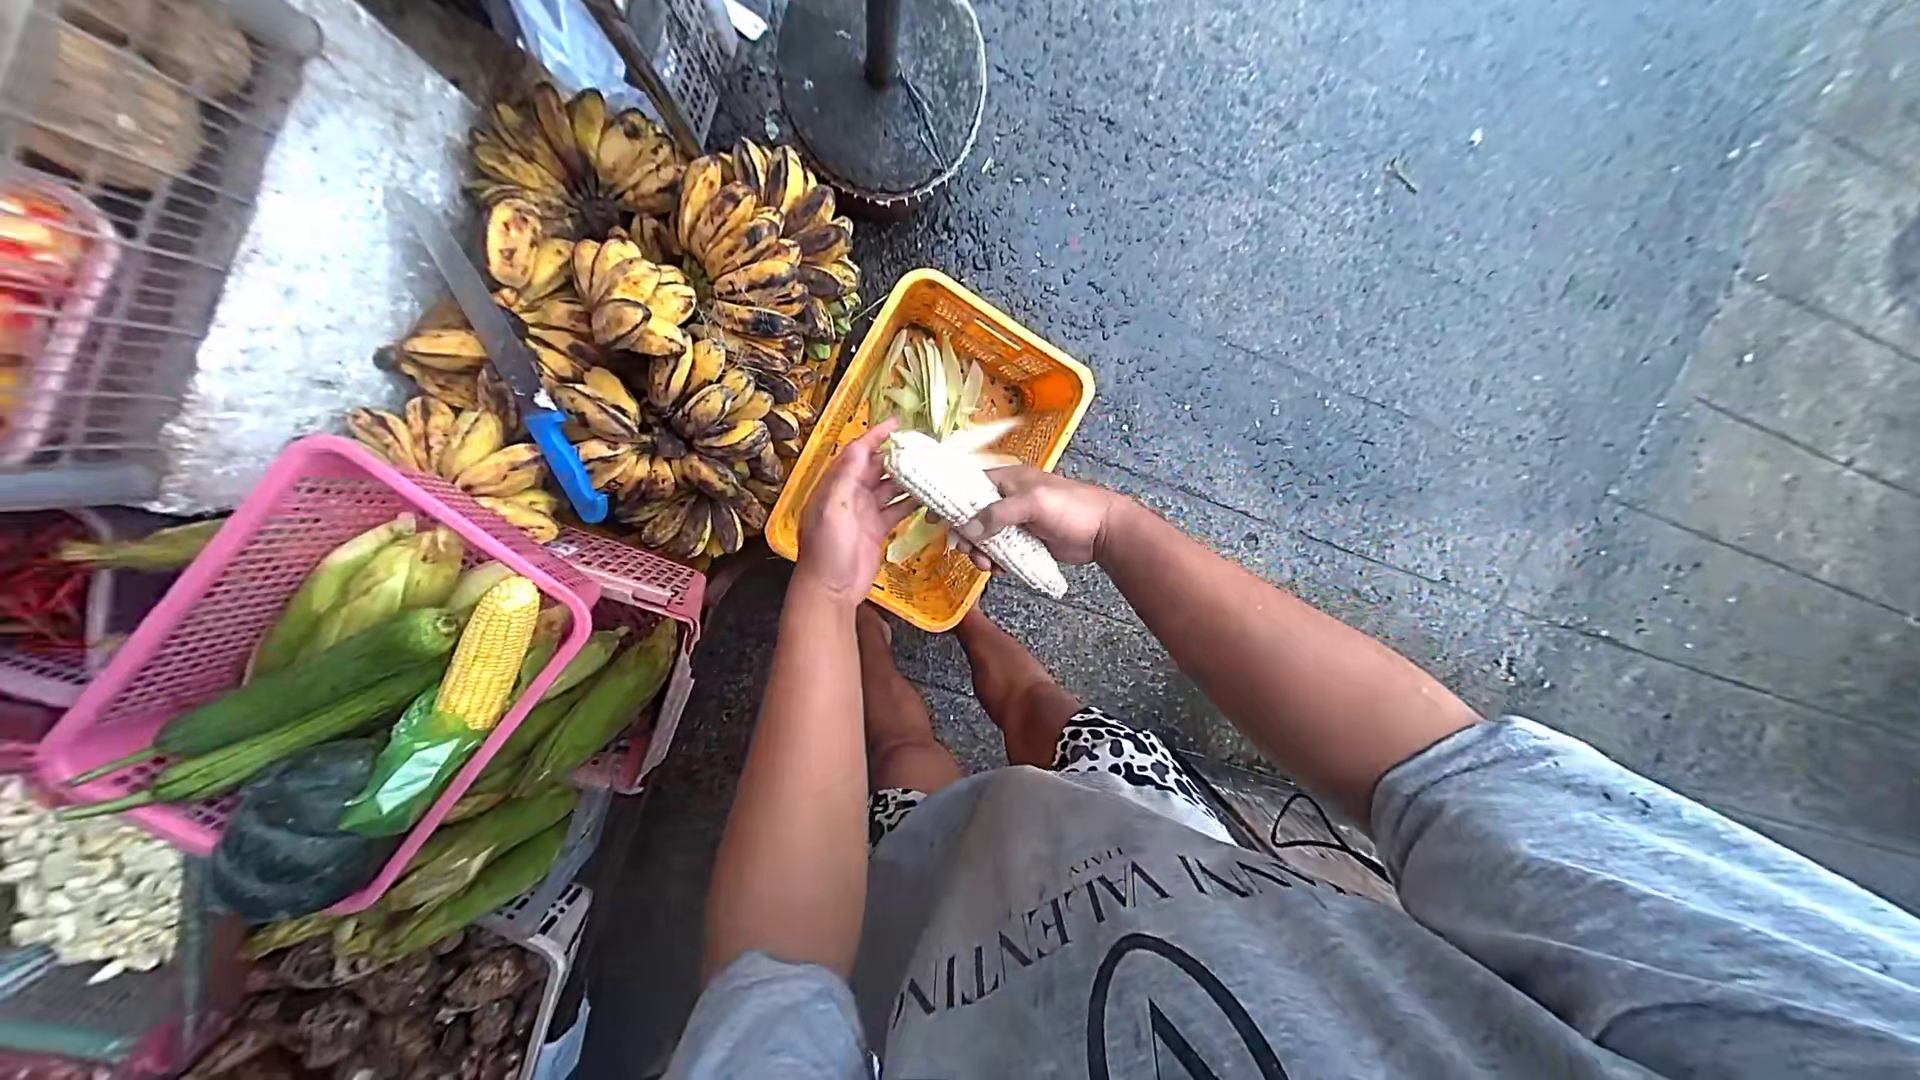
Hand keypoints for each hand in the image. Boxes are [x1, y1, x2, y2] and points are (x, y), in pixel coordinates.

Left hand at [795, 418, 914, 604]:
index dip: (876, 436)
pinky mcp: (877, 529)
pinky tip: (928, 496)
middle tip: (924, 446)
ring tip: (931, 467)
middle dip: (897, 455)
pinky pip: (896, 509)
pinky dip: (910, 502)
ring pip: (889, 487)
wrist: (831, 589)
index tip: (898, 424)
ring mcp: (865, 512)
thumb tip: (860, 445)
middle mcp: (850, 494)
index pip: (857, 452)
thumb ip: (845, 477)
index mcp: (836, 485)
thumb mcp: (832, 509)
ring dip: (907, 478)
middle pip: (876, 467)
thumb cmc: (826, 549)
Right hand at [955, 467, 1127, 566]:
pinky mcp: (1025, 541)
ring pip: (985, 537)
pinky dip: (996, 561)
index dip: (949, 501)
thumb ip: (999, 514)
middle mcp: (1007, 499)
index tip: (932, 518)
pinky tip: (1000, 570)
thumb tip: (969, 529)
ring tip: (987, 565)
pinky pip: (1001, 551)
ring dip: (980, 552)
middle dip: (966, 536)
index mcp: (1007, 480)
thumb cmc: (1072, 507)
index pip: (968, 486)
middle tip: (966, 551)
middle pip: (972, 517)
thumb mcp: (1033, 504)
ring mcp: (1016, 521)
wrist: (1104, 530)